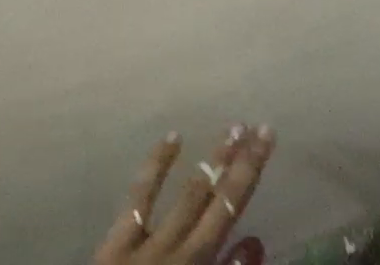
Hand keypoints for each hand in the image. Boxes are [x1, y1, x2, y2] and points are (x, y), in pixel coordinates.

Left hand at [93, 125, 274, 264]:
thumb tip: (252, 244)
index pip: (232, 213)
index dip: (251, 175)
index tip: (266, 140)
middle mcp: (179, 253)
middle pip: (215, 200)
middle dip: (240, 163)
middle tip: (258, 127)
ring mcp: (145, 246)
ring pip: (185, 195)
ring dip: (211, 161)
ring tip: (230, 130)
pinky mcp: (113, 246)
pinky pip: (137, 199)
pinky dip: (156, 166)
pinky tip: (172, 138)